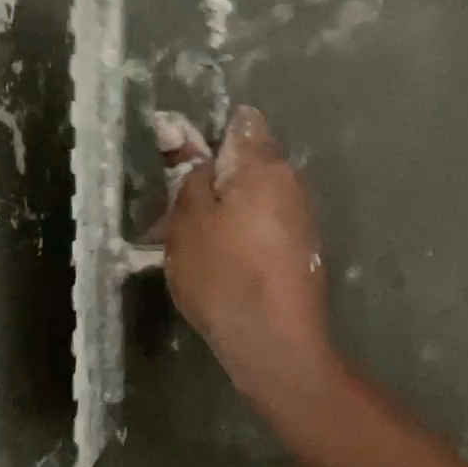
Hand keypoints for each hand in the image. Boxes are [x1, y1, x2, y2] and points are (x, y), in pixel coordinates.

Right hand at [155, 105, 338, 407]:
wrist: (274, 345)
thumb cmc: (223, 276)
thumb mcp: (188, 221)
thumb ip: (188, 174)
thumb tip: (185, 137)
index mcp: (264, 166)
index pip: (241, 121)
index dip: (205, 134)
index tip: (178, 163)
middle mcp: (290, 183)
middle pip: (243, 164)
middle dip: (207, 180)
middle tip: (168, 215)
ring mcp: (299, 219)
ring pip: (248, 199)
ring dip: (216, 213)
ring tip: (183, 247)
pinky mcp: (298, 251)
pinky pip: (258, 227)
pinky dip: (232, 236)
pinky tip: (211, 267)